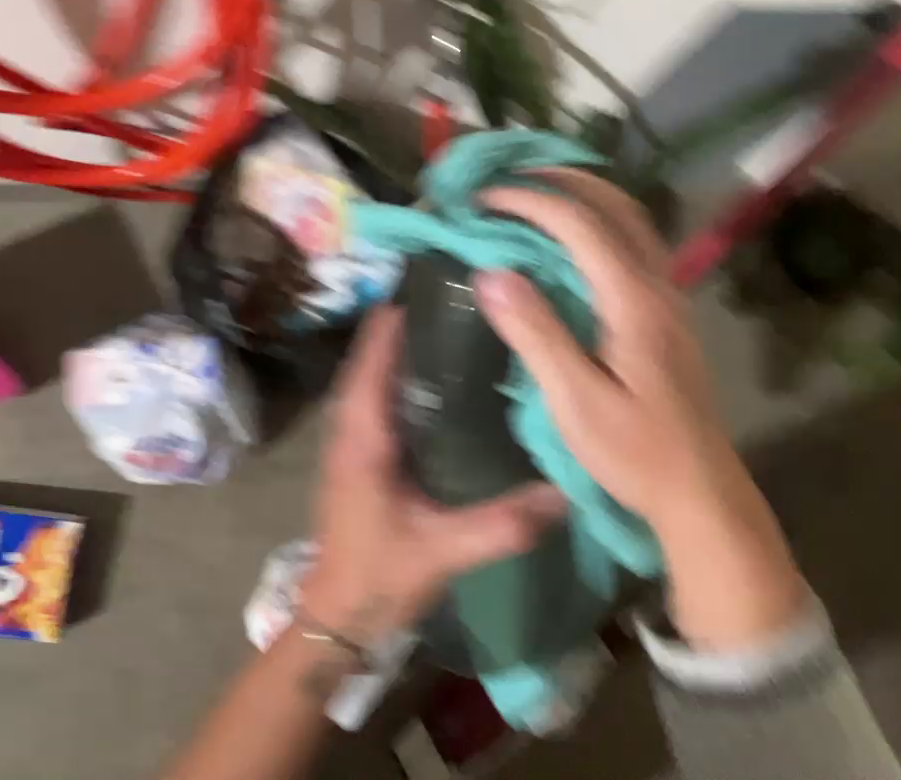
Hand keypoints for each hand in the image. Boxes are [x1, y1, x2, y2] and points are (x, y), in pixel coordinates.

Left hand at [303, 306, 568, 644]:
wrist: (334, 618)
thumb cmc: (377, 577)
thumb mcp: (442, 551)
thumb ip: (501, 524)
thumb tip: (566, 491)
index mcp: (363, 434)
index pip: (374, 355)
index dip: (398, 315)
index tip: (438, 281)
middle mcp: (351, 426)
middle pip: (374, 357)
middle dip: (410, 324)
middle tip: (464, 299)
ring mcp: (352, 440)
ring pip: (375, 377)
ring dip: (406, 349)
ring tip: (459, 327)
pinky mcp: (360, 456)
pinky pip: (380, 400)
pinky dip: (405, 378)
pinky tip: (445, 383)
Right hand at [472, 169, 807, 650]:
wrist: (700, 491)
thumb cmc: (634, 452)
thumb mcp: (576, 401)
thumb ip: (536, 333)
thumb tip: (491, 272)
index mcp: (634, 301)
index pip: (580, 225)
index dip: (529, 201)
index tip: (482, 198)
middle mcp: (659, 285)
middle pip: (616, 205)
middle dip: (562, 179)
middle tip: (509, 176)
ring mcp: (669, 297)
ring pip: (631, 220)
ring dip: (584, 195)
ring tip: (535, 193)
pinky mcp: (667, 314)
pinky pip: (633, 244)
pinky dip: (597, 222)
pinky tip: (569, 240)